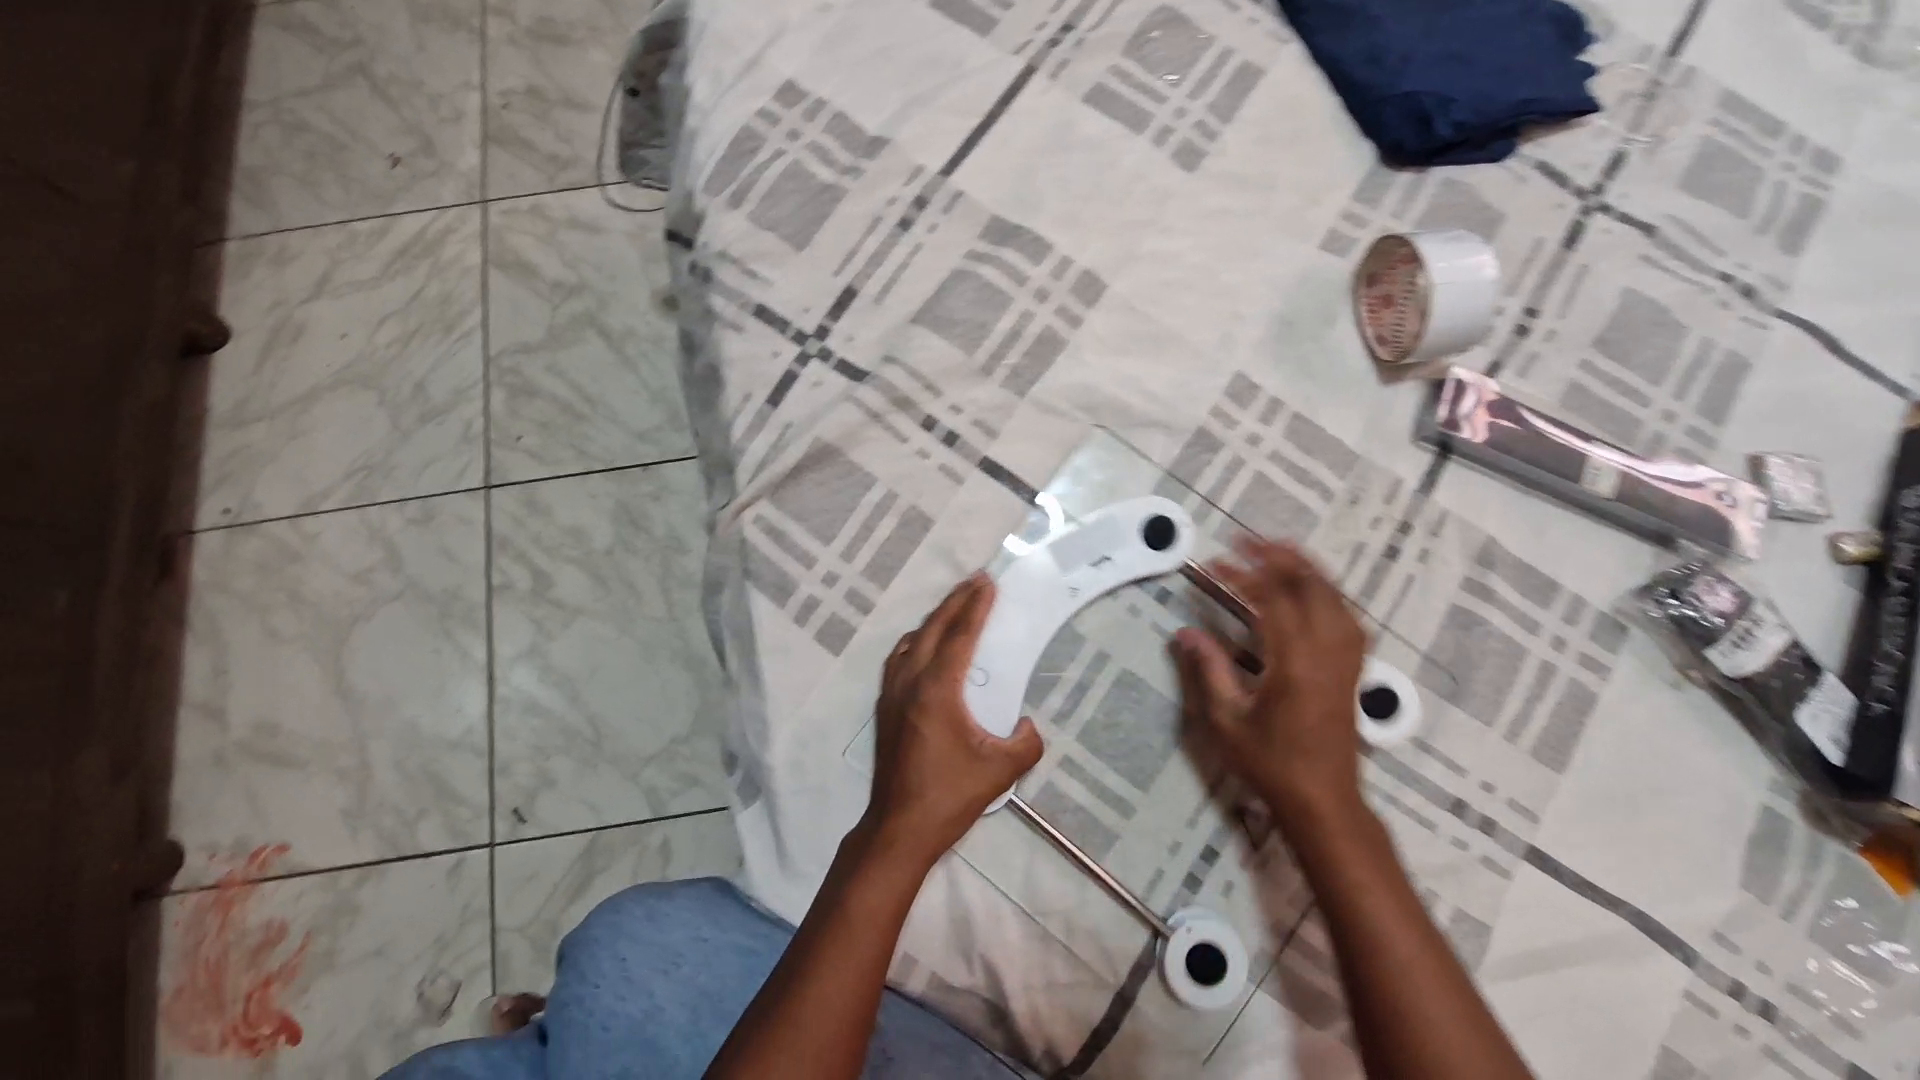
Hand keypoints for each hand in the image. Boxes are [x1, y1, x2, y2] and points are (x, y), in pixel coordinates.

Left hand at [865, 573, 1043, 867]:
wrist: (899, 828)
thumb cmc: (950, 796)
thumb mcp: (1002, 770)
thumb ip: (1027, 742)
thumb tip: (1027, 724)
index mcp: (937, 690)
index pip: (959, 637)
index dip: (975, 608)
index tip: (987, 583)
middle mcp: (909, 683)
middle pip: (931, 629)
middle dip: (954, 602)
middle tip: (975, 581)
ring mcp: (891, 695)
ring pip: (910, 642)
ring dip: (933, 620)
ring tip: (954, 609)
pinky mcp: (883, 709)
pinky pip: (898, 660)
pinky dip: (915, 642)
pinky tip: (924, 648)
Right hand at [1170, 538, 1367, 825]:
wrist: (1323, 799)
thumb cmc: (1270, 764)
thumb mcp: (1227, 721)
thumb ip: (1208, 671)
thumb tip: (1184, 632)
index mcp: (1294, 663)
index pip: (1270, 600)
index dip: (1241, 575)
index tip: (1213, 563)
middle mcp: (1327, 652)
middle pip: (1309, 587)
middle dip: (1277, 558)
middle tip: (1245, 541)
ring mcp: (1346, 659)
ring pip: (1333, 596)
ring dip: (1305, 568)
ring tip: (1277, 550)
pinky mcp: (1353, 668)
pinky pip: (1346, 615)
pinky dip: (1327, 590)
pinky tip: (1311, 588)